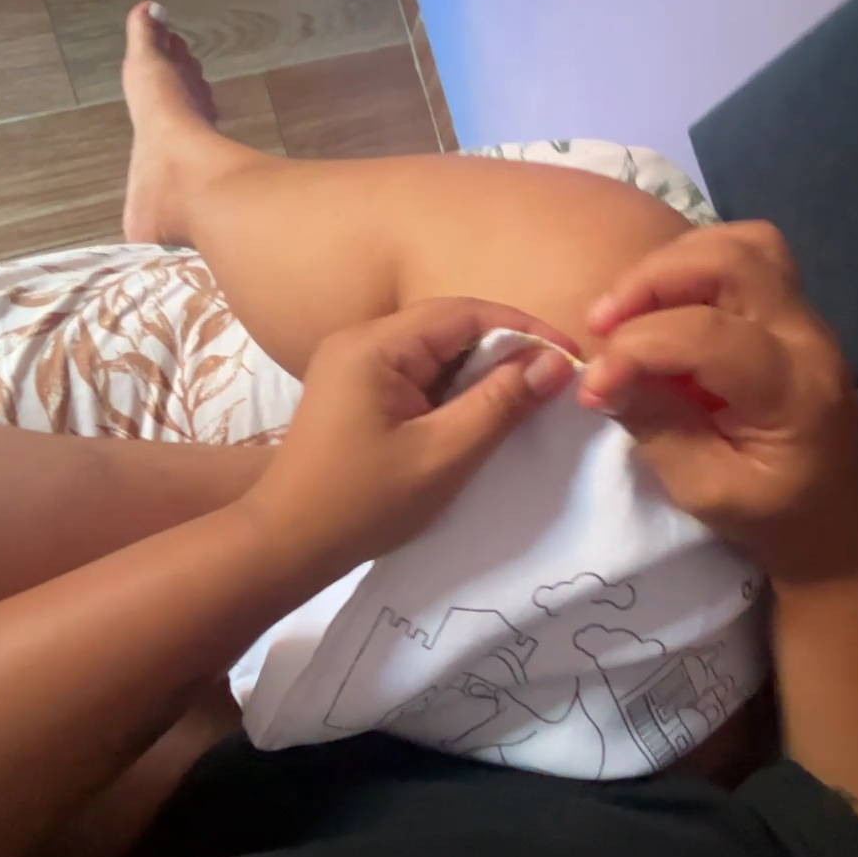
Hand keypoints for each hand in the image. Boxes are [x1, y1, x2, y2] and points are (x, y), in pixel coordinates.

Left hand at [244, 297, 575, 567]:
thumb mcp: (443, 455)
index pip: (464, 313)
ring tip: (524, 397)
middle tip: (551, 382)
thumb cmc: (365, 503)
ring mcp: (352, 365)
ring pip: (434, 352)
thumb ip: (500, 404)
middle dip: (504, 349)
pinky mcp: (354, 390)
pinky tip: (478, 412)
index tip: (569, 358)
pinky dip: (452, 389)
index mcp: (374, 345)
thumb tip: (555, 365)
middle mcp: (360, 341)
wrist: (287, 543)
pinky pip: (415, 374)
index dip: (523, 329)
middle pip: (448, 327)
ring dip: (480, 371)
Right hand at [579, 222, 857, 579]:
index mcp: (791, 392)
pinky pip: (745, 257)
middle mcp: (807, 338)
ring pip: (743, 243)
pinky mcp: (788, 314)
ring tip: (625, 307)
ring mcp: (804, 318)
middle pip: (735, 260)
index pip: (707, 336)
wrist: (828, 520)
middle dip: (651, 280)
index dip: (635, 350)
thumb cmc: (767, 515)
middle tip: (600, 322)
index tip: (592, 386)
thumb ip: (655, 426)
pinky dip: (690, 266)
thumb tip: (601, 378)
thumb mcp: (702, 490)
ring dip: (672, 264)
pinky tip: (658, 302)